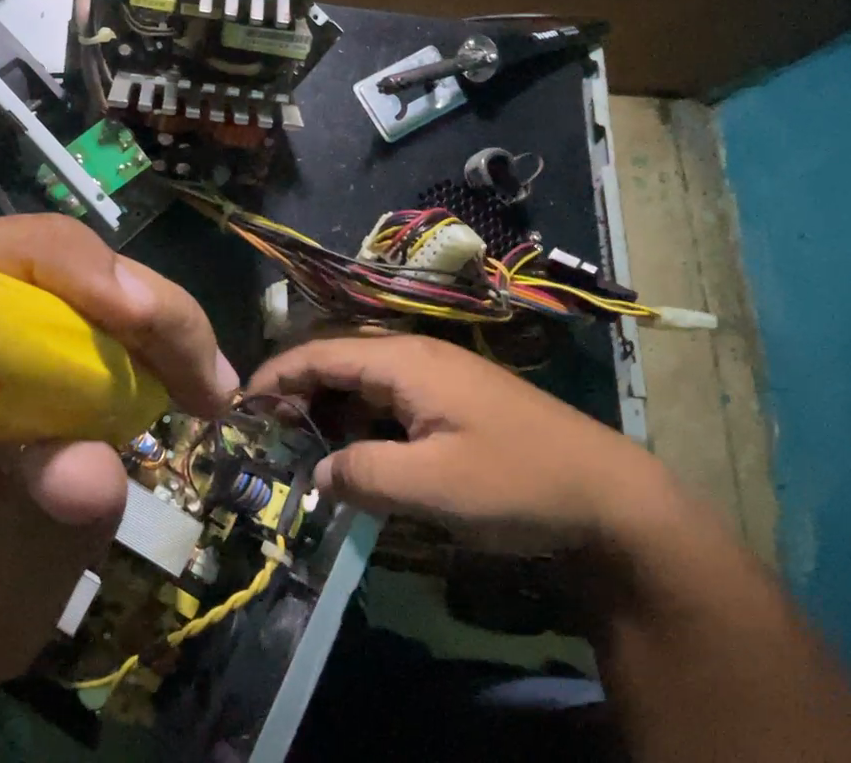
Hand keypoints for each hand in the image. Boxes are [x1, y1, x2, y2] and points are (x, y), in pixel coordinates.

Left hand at [0, 215, 236, 705]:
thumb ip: (38, 530)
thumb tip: (100, 472)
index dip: (67, 272)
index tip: (137, 318)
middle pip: (45, 260)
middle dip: (141, 308)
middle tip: (211, 384)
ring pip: (75, 283)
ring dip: (151, 328)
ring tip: (207, 390)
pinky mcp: (1, 347)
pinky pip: (78, 319)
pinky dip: (136, 348)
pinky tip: (176, 386)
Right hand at [248, 334, 674, 552]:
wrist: (612, 497)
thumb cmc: (516, 482)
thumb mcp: (430, 486)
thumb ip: (360, 474)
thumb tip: (316, 473)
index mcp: (405, 362)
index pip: (319, 353)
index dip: (274, 377)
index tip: (238, 407)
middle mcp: (418, 357)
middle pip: (338, 362)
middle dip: (296, 394)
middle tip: (264, 435)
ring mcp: (441, 378)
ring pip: (363, 382)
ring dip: (329, 411)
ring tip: (301, 449)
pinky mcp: (457, 402)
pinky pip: (391, 401)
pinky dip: (361, 422)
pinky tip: (357, 456)